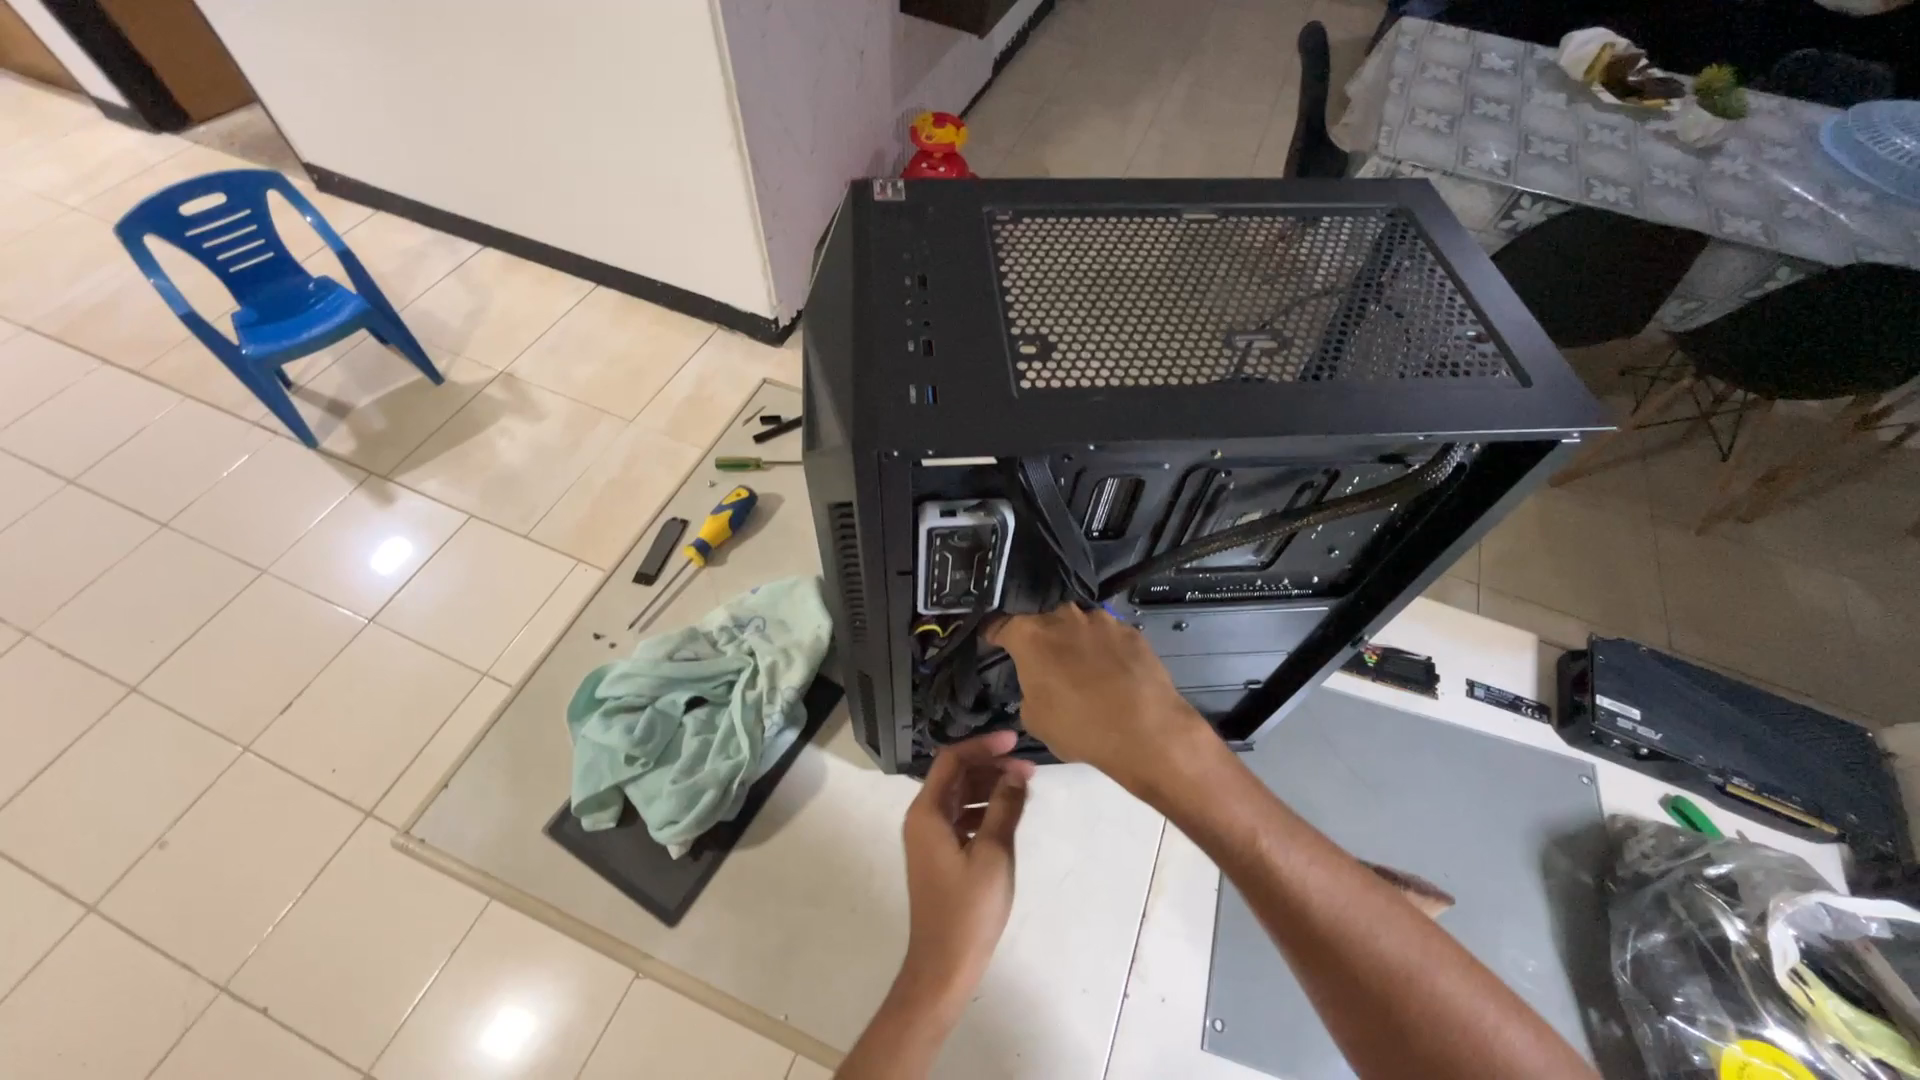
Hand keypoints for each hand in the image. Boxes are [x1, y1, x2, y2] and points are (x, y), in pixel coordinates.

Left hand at [898, 731, 1033, 1016]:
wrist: (944, 963)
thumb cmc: (968, 908)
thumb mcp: (993, 853)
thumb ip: (1005, 807)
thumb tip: (1015, 773)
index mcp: (927, 812)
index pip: (952, 760)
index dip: (984, 746)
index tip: (1015, 740)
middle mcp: (923, 818)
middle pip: (956, 776)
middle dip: (991, 767)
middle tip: (1028, 769)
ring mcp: (929, 838)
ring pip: (960, 797)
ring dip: (990, 788)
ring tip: (1024, 789)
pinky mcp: (940, 855)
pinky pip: (962, 818)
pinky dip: (985, 810)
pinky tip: (1009, 815)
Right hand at [987, 605, 1212, 796]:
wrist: (1146, 731)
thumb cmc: (1079, 727)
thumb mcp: (1034, 719)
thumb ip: (1029, 690)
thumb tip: (1041, 685)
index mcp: (1031, 636)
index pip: (1000, 625)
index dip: (994, 634)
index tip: (993, 640)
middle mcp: (1064, 617)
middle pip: (1044, 623)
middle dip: (1042, 641)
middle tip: (1047, 668)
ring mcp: (1102, 620)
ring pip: (1079, 627)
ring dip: (1076, 644)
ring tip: (1085, 674)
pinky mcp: (1132, 631)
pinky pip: (1108, 637)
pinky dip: (1106, 651)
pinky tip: (1113, 676)